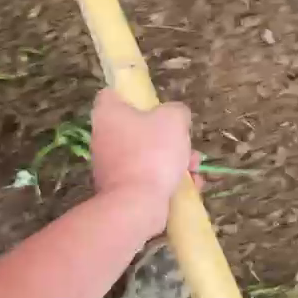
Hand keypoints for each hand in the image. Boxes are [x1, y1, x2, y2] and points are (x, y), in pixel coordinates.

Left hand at [90, 89, 193, 234]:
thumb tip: (175, 117)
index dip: (135, 96)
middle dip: (170, 137)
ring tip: (194, 170)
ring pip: (147, 154)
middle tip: (186, 144)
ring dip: (174, 160)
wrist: (136, 204)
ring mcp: (110, 165)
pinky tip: (190, 187)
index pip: (113, 94)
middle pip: (139, 127)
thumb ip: (177, 111)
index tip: (156, 105)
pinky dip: (167, 180)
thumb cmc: (151, 153)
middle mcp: (103, 137)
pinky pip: (147, 177)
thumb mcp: (174, 120)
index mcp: (108, 113)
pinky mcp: (120, 188)